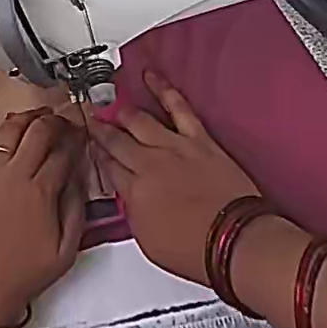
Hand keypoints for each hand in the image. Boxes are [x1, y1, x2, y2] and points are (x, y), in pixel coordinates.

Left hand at [0, 109, 88, 325]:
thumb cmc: (27, 270)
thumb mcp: (67, 247)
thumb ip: (77, 207)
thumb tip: (80, 176)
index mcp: (40, 192)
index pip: (64, 151)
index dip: (77, 139)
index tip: (84, 135)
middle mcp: (15, 176)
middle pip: (39, 131)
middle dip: (58, 121)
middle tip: (68, 121)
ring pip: (12, 129)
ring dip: (31, 118)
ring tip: (45, 116)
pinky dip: (10, 130)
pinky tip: (21, 131)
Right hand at [88, 72, 260, 284]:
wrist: (235, 242)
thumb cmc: (196, 250)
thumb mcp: (148, 240)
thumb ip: (133, 211)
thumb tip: (130, 198)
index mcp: (133, 191)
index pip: (106, 165)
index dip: (96, 154)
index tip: (90, 146)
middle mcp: (148, 164)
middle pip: (116, 141)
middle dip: (100, 130)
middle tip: (90, 120)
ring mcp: (173, 148)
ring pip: (138, 120)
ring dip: (122, 112)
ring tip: (110, 104)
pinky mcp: (198, 140)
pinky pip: (177, 107)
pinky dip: (163, 89)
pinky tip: (150, 77)